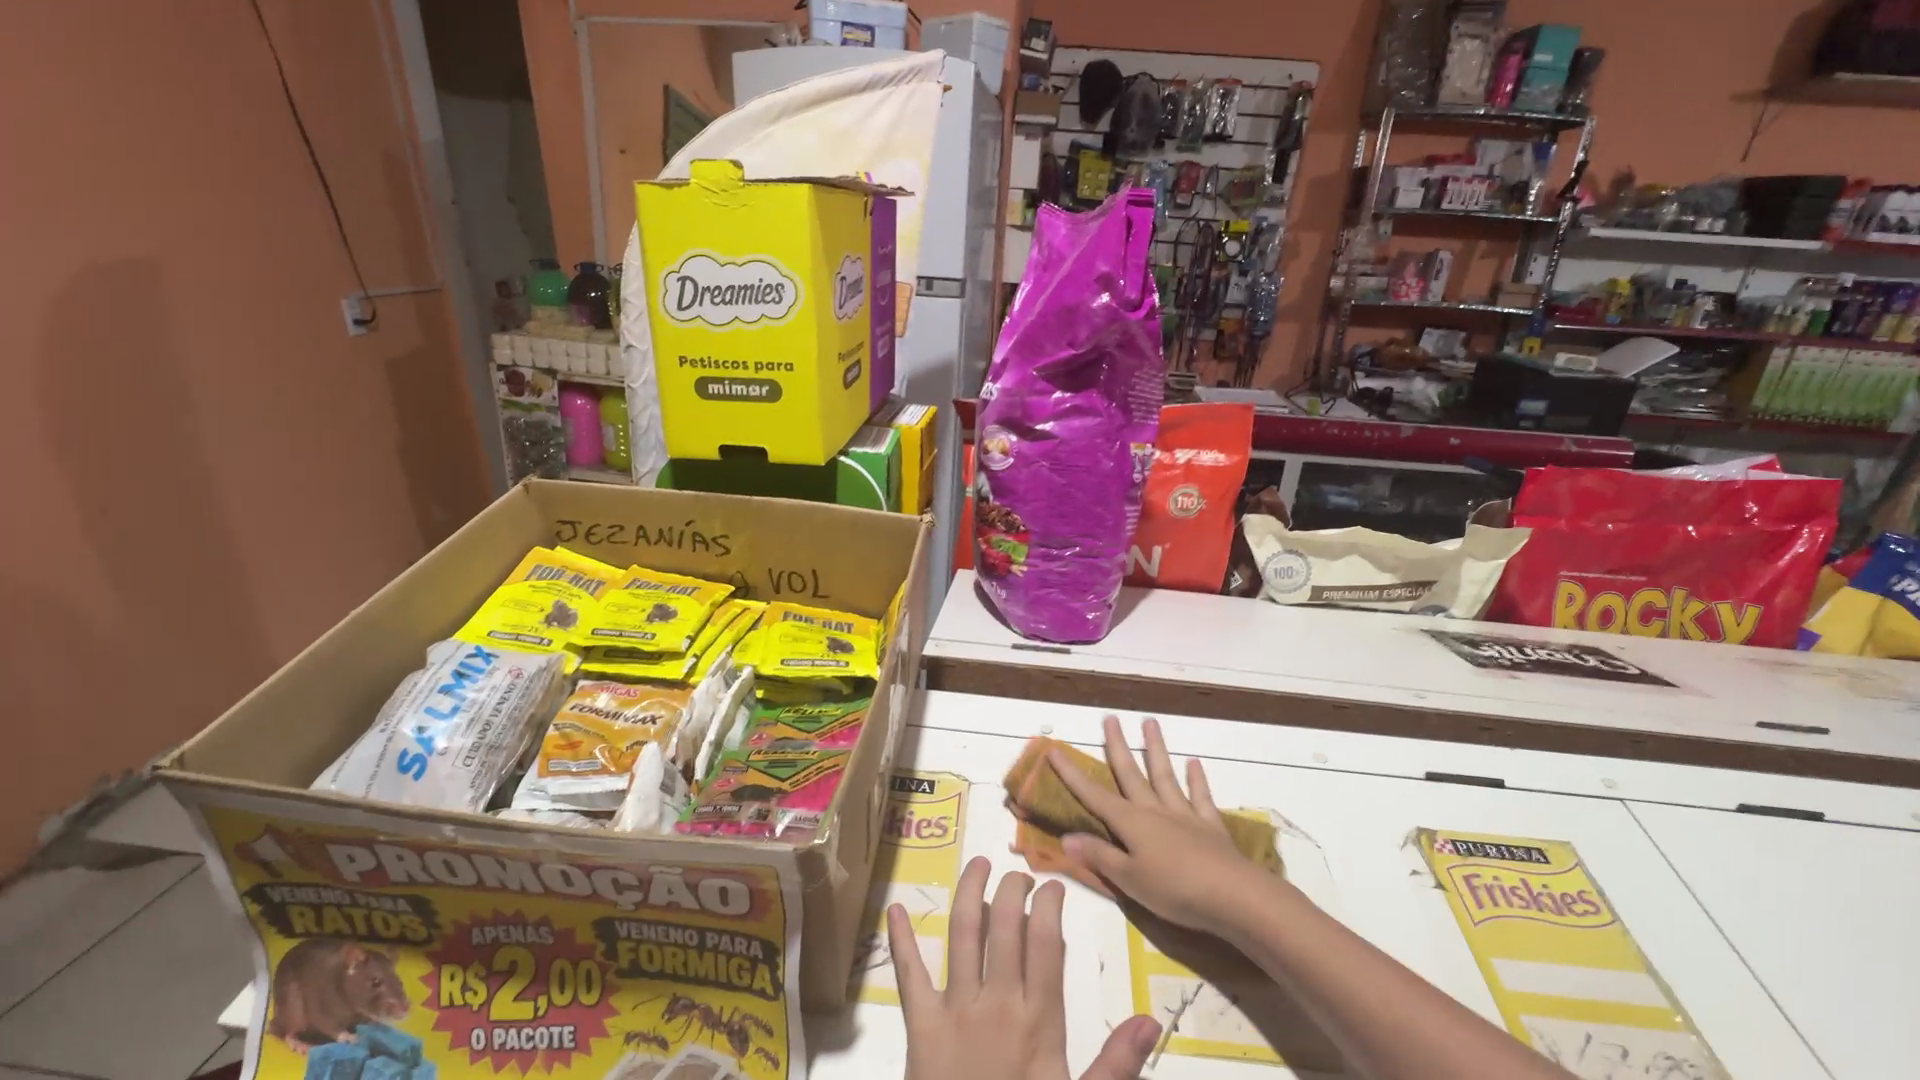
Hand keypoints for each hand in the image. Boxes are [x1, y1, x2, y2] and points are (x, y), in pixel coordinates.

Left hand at [890, 856, 1161, 1079]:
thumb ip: (1116, 1064)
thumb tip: (1150, 1020)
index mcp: (1038, 1019)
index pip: (1047, 944)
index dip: (1050, 907)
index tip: (1054, 883)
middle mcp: (997, 1002)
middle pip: (1005, 927)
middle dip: (1013, 890)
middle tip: (1020, 871)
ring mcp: (955, 1009)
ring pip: (963, 935)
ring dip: (969, 894)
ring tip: (977, 864)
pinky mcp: (920, 1025)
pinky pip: (909, 975)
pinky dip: (901, 940)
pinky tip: (895, 909)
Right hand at [1049, 716, 1267, 932]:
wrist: (1234, 896)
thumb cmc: (1174, 891)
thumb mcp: (1129, 879)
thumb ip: (1099, 856)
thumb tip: (1066, 836)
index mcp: (1131, 823)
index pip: (1094, 795)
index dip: (1072, 774)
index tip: (1054, 749)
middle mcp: (1155, 811)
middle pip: (1131, 774)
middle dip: (1117, 747)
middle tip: (1110, 718)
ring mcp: (1185, 815)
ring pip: (1165, 776)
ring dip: (1156, 750)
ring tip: (1151, 723)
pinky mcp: (1210, 827)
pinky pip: (1201, 797)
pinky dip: (1197, 780)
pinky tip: (1194, 763)